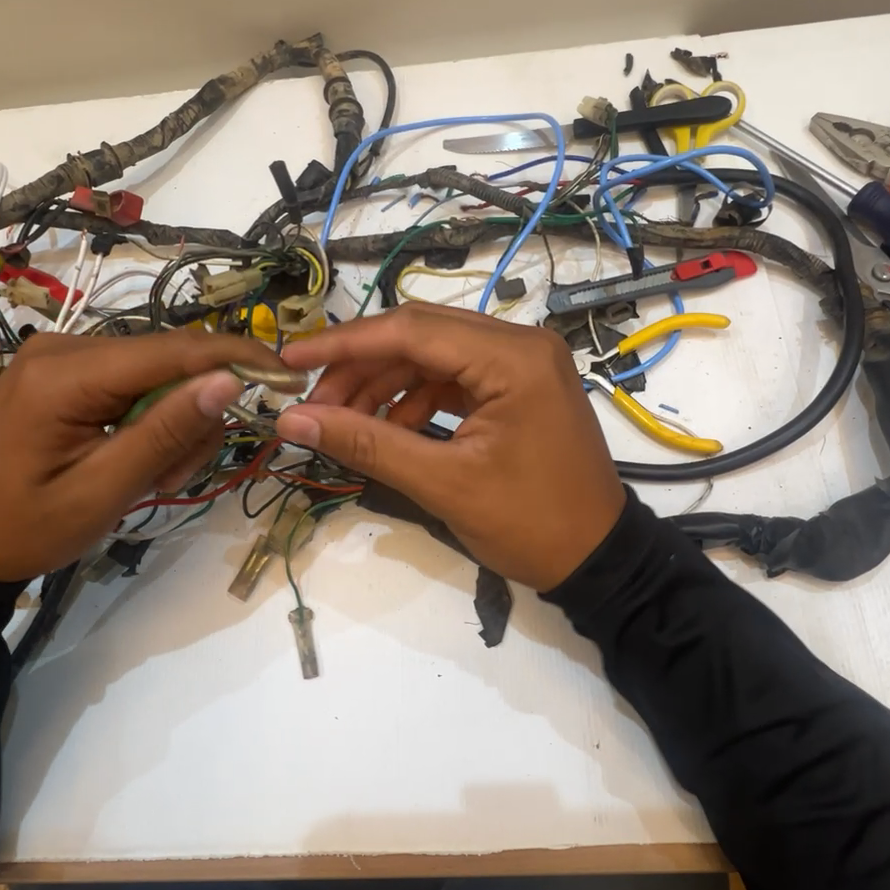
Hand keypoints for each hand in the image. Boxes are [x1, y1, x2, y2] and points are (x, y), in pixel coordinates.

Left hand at [0, 328, 277, 580]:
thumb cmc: (23, 529)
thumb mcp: (102, 491)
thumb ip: (166, 433)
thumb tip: (230, 381)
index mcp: (65, 375)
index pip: (174, 350)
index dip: (238, 357)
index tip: (290, 375)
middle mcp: (63, 347)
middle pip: (169, 360)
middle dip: (194, 413)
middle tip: (176, 478)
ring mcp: (60, 356)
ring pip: (156, 372)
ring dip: (172, 422)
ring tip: (149, 480)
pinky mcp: (62, 371)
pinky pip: (131, 382)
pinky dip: (148, 419)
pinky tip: (132, 457)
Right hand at [274, 304, 624, 589]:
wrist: (599, 559)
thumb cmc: (530, 525)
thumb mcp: (443, 484)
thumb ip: (366, 444)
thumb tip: (293, 420)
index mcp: (512, 357)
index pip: (410, 330)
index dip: (343, 344)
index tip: (290, 361)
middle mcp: (521, 344)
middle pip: (420, 335)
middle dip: (361, 366)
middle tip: (314, 404)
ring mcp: (523, 364)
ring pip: (434, 356)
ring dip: (385, 384)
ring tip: (344, 423)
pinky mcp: (520, 386)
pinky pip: (454, 378)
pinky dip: (416, 399)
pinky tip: (388, 430)